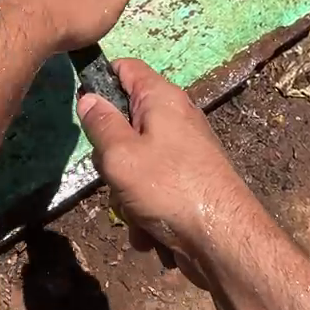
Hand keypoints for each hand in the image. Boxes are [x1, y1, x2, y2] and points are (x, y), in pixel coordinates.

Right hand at [77, 58, 257, 285]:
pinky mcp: (189, 181)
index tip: (84, 109)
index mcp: (161, 98)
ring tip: (135, 212)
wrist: (225, 242)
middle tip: (112, 172)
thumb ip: (100, 125)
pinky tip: (149, 231)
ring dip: (126, 190)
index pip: (125, 67)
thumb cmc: (169, 188)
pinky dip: (146, 208)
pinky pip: (153, 186)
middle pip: (126, 121)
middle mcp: (176, 117)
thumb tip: (88, 98)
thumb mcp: (120, 155)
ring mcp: (184, 151)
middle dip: (111, 152)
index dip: (101, 80)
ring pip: (136, 159)